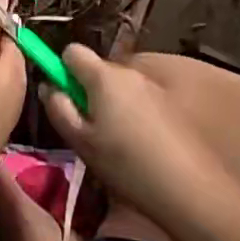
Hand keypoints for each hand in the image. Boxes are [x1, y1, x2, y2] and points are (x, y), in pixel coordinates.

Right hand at [40, 45, 238, 234]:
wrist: (190, 189)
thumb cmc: (126, 164)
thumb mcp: (81, 141)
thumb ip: (59, 108)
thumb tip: (49, 87)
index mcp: (103, 76)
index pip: (72, 51)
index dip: (63, 70)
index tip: (65, 99)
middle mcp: (130, 72)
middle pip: (98, 70)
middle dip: (89, 91)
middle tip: (88, 129)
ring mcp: (154, 87)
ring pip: (121, 87)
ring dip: (112, 104)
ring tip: (115, 144)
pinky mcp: (172, 106)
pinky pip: (141, 101)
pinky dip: (134, 115)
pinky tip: (140, 148)